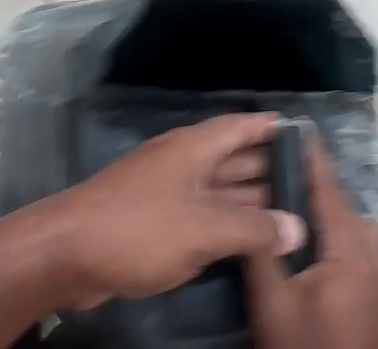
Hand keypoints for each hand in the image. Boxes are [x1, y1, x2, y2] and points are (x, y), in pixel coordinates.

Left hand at [40, 113, 305, 306]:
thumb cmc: (140, 228)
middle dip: (268, 167)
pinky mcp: (153, 219)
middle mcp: (181, 161)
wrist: (68, 251)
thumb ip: (253, 228)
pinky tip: (245, 240)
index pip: (240, 126)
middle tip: (309, 182)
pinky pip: (200, 213)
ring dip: (249, 198)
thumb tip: (297, 226)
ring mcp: (164, 189)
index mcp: (193, 147)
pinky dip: (225, 222)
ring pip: (217, 188)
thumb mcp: (204, 228)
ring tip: (289, 212)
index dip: (270, 127)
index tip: (301, 131)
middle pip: (232, 157)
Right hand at [243, 134, 377, 348]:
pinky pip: (359, 248)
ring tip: (293, 201)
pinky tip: (311, 240)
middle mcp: (371, 260)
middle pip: (346, 207)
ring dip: (330, 208)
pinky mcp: (372, 300)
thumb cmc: (302, 348)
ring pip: (356, 228)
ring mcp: (377, 282)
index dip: (313, 160)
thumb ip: (261, 250)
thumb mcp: (271, 302)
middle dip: (318, 182)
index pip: (329, 193)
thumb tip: (251, 209)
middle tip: (280, 165)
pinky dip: (338, 231)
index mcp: (350, 254)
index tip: (297, 129)